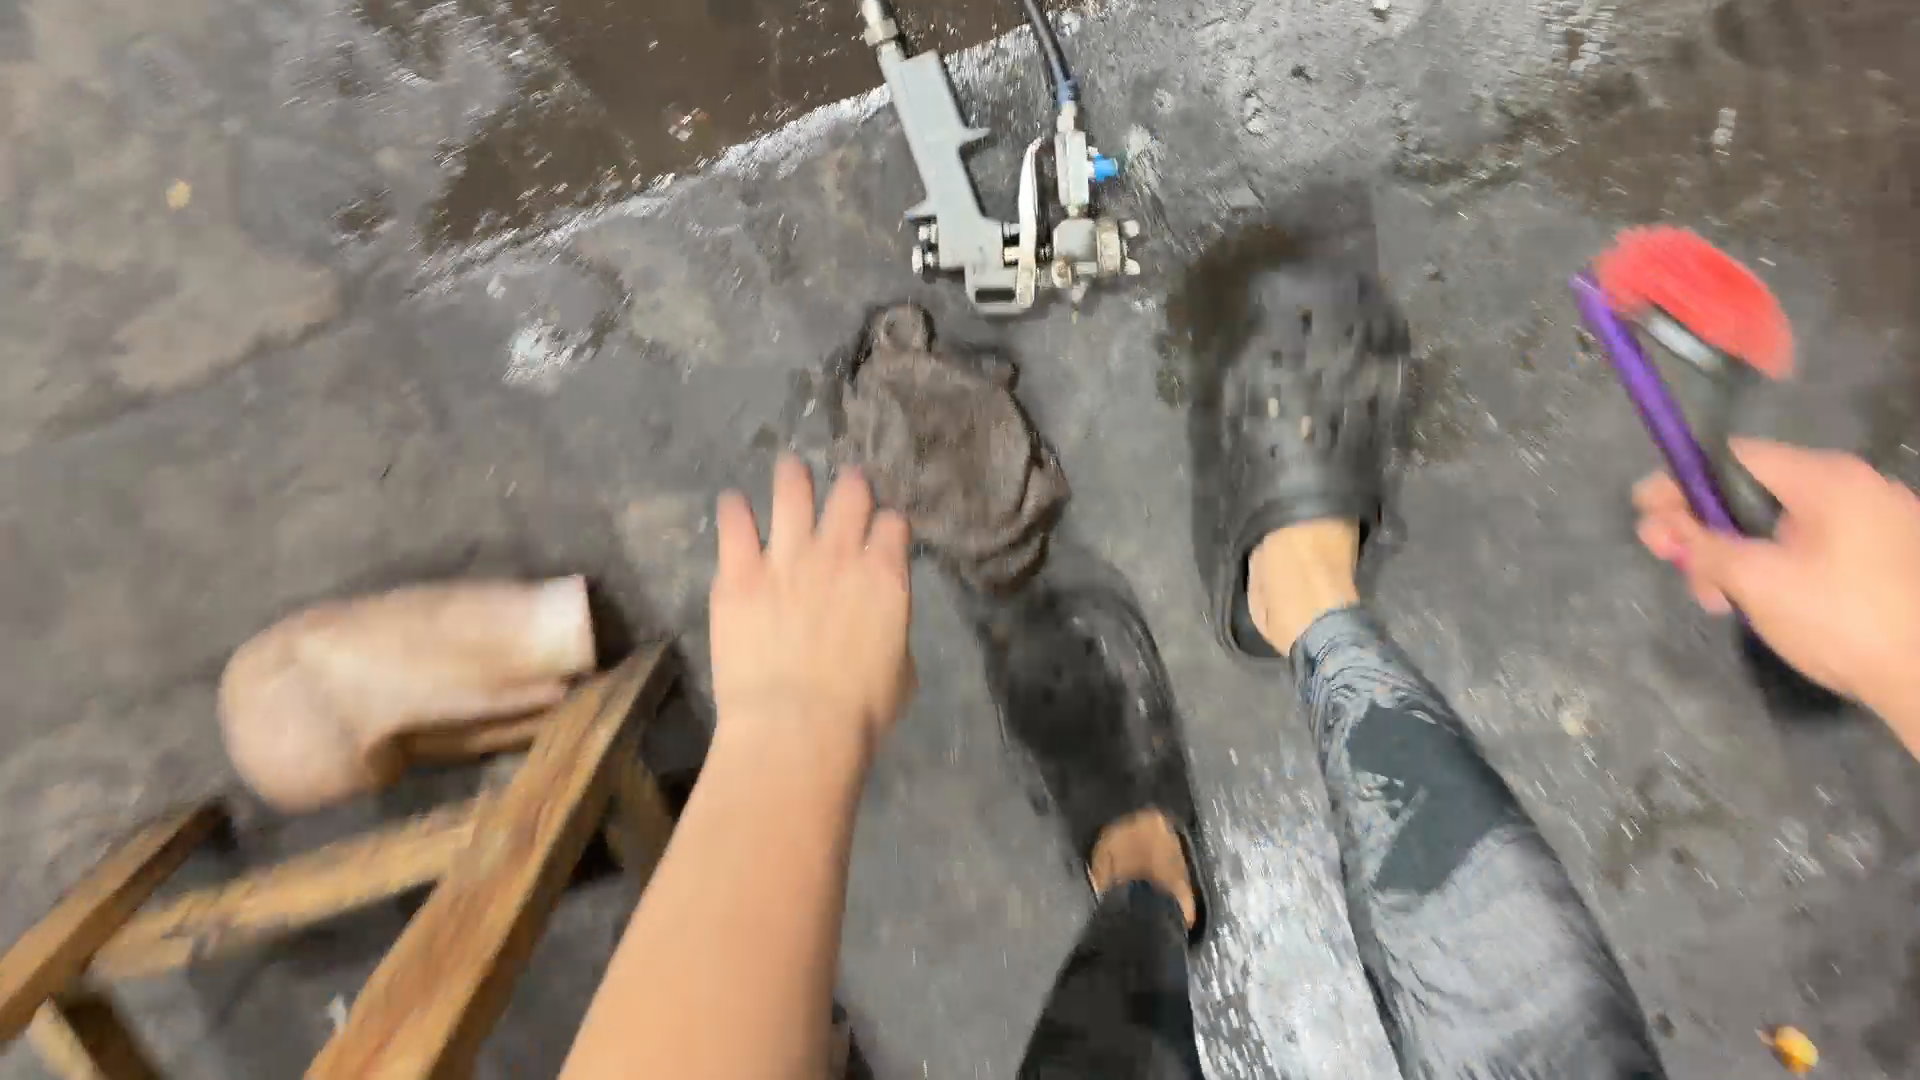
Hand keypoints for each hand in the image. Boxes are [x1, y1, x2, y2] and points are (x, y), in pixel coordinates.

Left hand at [709, 455, 913, 755]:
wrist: (797, 727)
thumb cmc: (861, 711)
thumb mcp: (902, 670)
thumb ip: (891, 630)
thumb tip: (880, 623)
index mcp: (885, 575)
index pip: (893, 524)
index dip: (889, 523)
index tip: (884, 529)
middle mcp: (839, 553)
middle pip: (850, 495)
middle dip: (852, 485)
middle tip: (847, 483)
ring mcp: (787, 557)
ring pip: (793, 492)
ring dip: (794, 477)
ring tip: (790, 467)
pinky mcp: (740, 573)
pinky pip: (735, 524)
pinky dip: (735, 510)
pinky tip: (732, 502)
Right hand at [1634, 440, 1919, 727]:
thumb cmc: (1842, 618)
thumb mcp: (1752, 577)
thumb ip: (1698, 542)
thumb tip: (1664, 523)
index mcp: (1828, 483)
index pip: (1731, 458)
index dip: (1679, 482)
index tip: (1646, 515)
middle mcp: (1852, 492)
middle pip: (1744, 492)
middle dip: (1696, 526)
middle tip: (1668, 558)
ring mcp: (1868, 525)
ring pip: (1766, 524)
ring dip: (1723, 553)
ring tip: (1711, 594)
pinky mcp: (1873, 558)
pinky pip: (1797, 545)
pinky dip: (1759, 564)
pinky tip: (1743, 598)